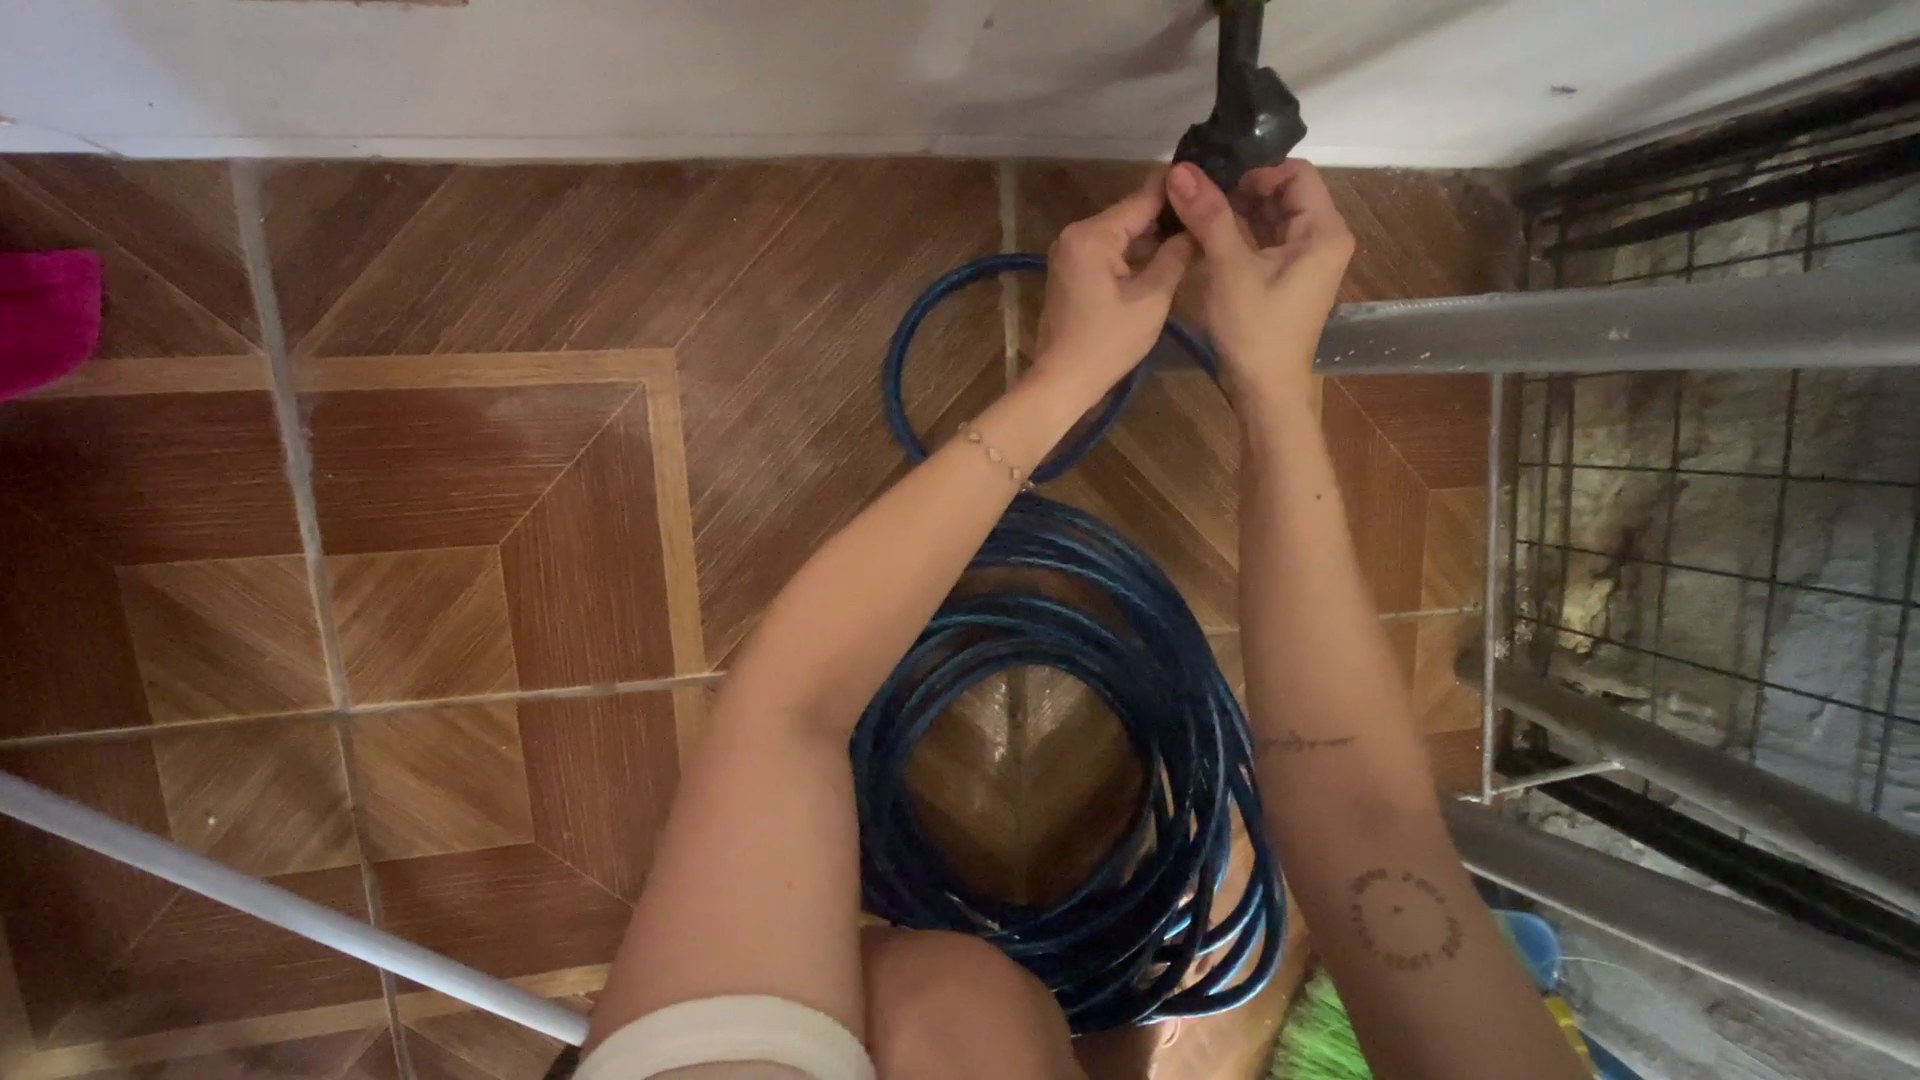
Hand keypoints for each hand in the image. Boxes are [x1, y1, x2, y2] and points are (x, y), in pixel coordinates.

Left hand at [1031, 170, 1196, 399]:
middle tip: (1209, 219)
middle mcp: (1076, 234)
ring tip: (1195, 239)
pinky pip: (1109, 253)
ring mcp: (1070, 253)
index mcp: (1092, 235)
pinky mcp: (1072, 272)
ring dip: (1153, 240)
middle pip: (1132, 215)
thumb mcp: (1151, 298)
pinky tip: (1165, 262)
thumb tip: (1198, 226)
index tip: (1214, 188)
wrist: (1063, 380)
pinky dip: (1134, 257)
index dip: (1181, 193)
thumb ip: (1176, 255)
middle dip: (1168, 219)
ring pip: (1122, 235)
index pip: (1144, 198)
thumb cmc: (1107, 343)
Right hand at [1164, 160, 1354, 409]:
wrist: (1265, 390)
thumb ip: (1209, 215)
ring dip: (1237, 213)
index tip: (1214, 181)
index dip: (1254, 170)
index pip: (1295, 173)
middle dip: (1242, 190)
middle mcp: (1322, 239)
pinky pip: (1266, 242)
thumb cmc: (1255, 330)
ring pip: (1272, 218)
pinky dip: (1240, 236)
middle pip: (1284, 194)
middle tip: (1199, 194)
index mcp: (1323, 230)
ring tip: (1197, 214)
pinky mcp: (1287, 279)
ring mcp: (1305, 261)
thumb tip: (1181, 169)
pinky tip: (1208, 238)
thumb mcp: (1229, 268)